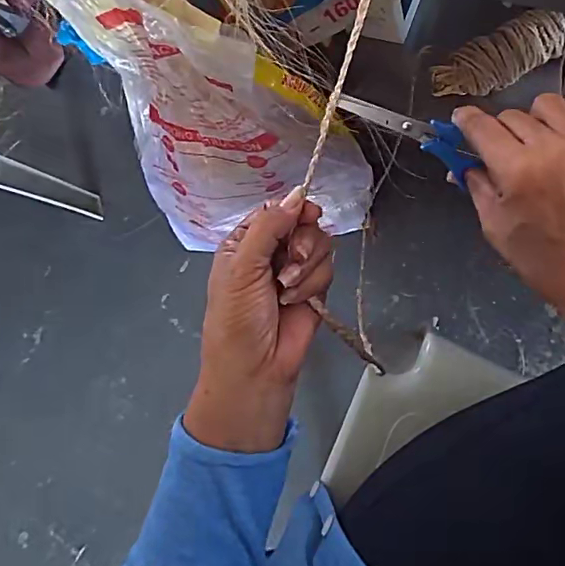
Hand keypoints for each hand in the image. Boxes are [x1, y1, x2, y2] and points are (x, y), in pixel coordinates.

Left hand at [183, 192, 335, 451]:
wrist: (256, 371)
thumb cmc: (236, 319)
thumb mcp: (243, 267)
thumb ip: (270, 227)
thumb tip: (297, 194)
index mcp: (245, 242)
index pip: (275, 210)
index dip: (293, 209)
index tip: (307, 214)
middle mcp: (271, 251)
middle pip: (303, 223)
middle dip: (302, 242)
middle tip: (293, 260)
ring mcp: (294, 269)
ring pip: (320, 244)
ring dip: (306, 267)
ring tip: (287, 289)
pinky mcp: (314, 288)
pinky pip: (328, 268)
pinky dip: (314, 284)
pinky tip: (297, 301)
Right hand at [453, 95, 564, 354]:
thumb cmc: (552, 266)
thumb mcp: (498, 231)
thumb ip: (477, 189)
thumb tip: (463, 166)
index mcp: (519, 170)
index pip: (482, 125)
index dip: (465, 120)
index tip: (460, 120)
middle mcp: (553, 149)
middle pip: (511, 114)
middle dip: (496, 130)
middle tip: (496, 152)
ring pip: (546, 106)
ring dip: (530, 121)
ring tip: (529, 146)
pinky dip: (560, 134)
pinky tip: (559, 161)